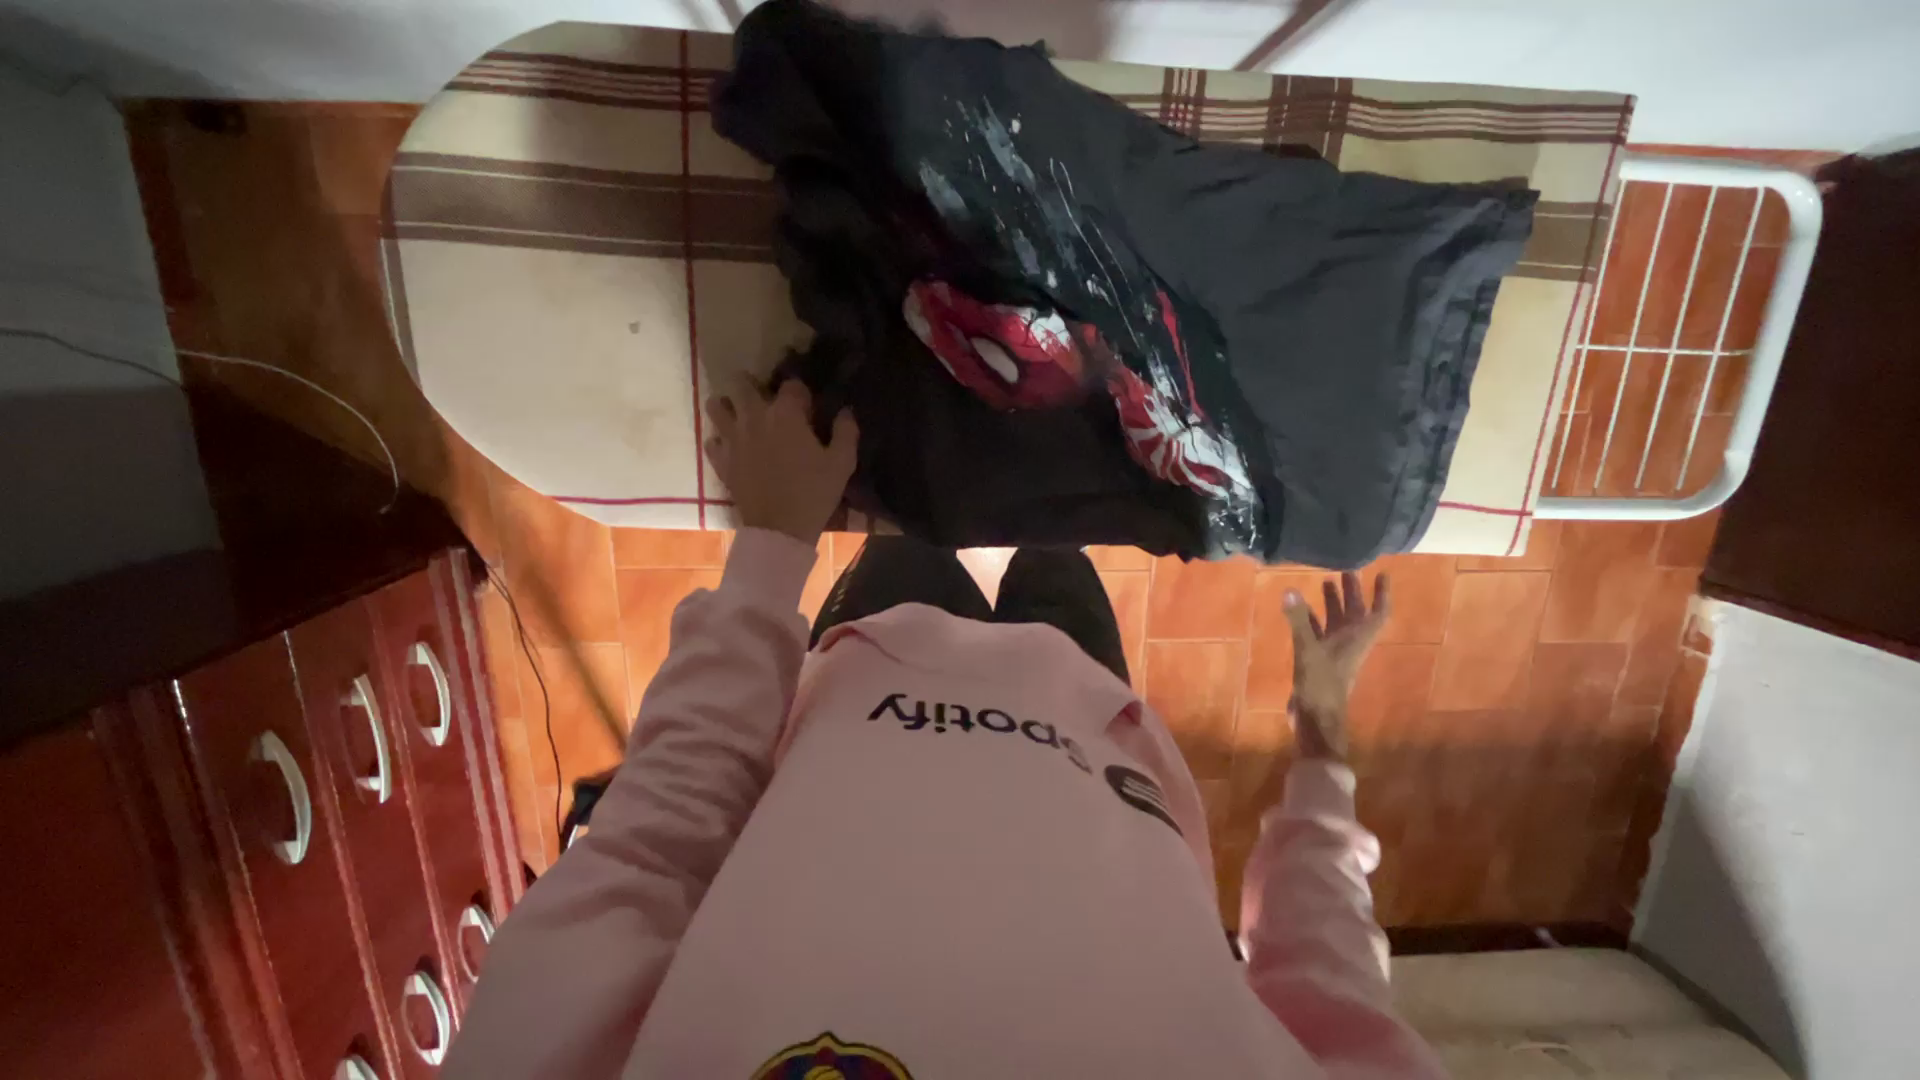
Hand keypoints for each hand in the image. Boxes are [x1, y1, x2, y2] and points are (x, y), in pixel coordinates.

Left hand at [703, 376, 857, 545]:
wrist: (780, 529)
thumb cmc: (815, 493)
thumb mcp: (842, 463)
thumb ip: (845, 431)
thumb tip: (845, 411)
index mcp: (786, 414)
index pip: (791, 384)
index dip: (801, 393)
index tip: (807, 407)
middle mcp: (754, 417)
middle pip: (741, 382)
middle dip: (753, 384)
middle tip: (765, 399)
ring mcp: (732, 438)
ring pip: (716, 405)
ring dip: (728, 406)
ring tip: (740, 416)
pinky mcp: (721, 460)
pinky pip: (712, 441)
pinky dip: (720, 441)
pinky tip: (733, 448)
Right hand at [1282, 571, 1390, 761]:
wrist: (1316, 719)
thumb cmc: (1321, 684)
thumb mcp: (1308, 650)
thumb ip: (1299, 620)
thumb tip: (1291, 589)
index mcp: (1356, 640)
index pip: (1377, 613)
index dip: (1381, 594)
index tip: (1381, 574)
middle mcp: (1350, 643)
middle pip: (1357, 613)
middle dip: (1353, 593)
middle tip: (1346, 570)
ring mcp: (1335, 653)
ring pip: (1338, 622)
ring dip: (1334, 604)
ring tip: (1324, 582)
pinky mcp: (1319, 661)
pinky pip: (1319, 634)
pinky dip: (1312, 620)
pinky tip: (1300, 610)